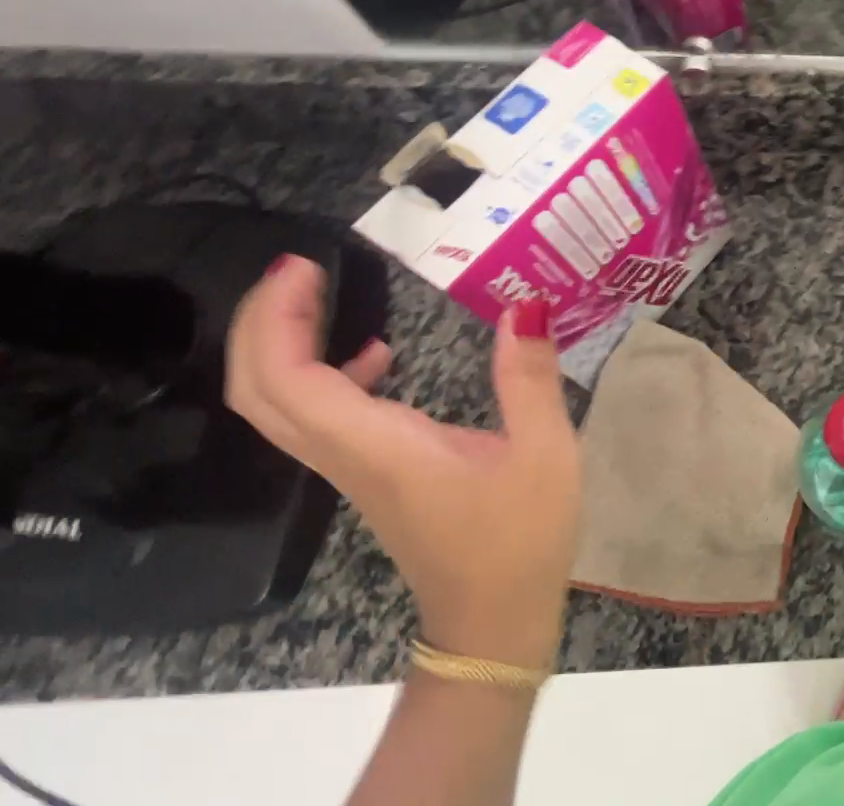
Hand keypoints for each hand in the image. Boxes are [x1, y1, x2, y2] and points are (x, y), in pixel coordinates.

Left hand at [226, 256, 581, 668]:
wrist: (494, 616)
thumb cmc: (521, 536)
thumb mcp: (544, 452)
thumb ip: (530, 378)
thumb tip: (525, 305)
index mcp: (378, 446)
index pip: (289, 379)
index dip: (280, 318)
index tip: (306, 265)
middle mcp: (347, 456)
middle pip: (261, 390)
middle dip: (265, 322)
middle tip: (304, 270)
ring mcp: (353, 470)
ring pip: (281, 405)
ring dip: (286, 346)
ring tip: (327, 296)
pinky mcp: (371, 477)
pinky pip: (317, 418)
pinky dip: (326, 374)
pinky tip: (380, 354)